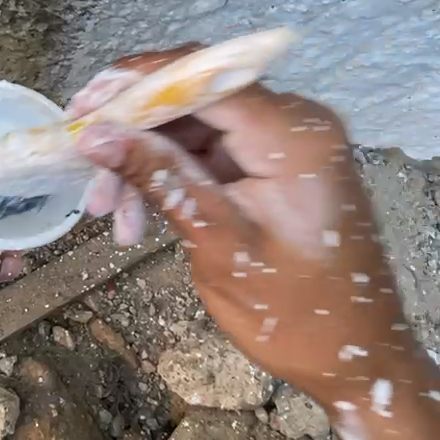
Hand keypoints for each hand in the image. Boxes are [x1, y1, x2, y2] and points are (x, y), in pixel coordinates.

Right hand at [68, 49, 415, 395]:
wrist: (358, 362)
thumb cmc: (296, 312)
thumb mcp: (217, 241)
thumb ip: (158, 176)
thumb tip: (94, 133)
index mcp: (292, 133)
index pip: (202, 77)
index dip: (135, 83)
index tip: (82, 106)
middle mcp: (290, 121)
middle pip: (190, 99)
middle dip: (131, 131)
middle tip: (81, 161)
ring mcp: (279, 142)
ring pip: (187, 128)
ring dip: (142, 163)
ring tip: (106, 213)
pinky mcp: (266, 163)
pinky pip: (202, 152)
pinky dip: (167, 178)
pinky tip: (136, 219)